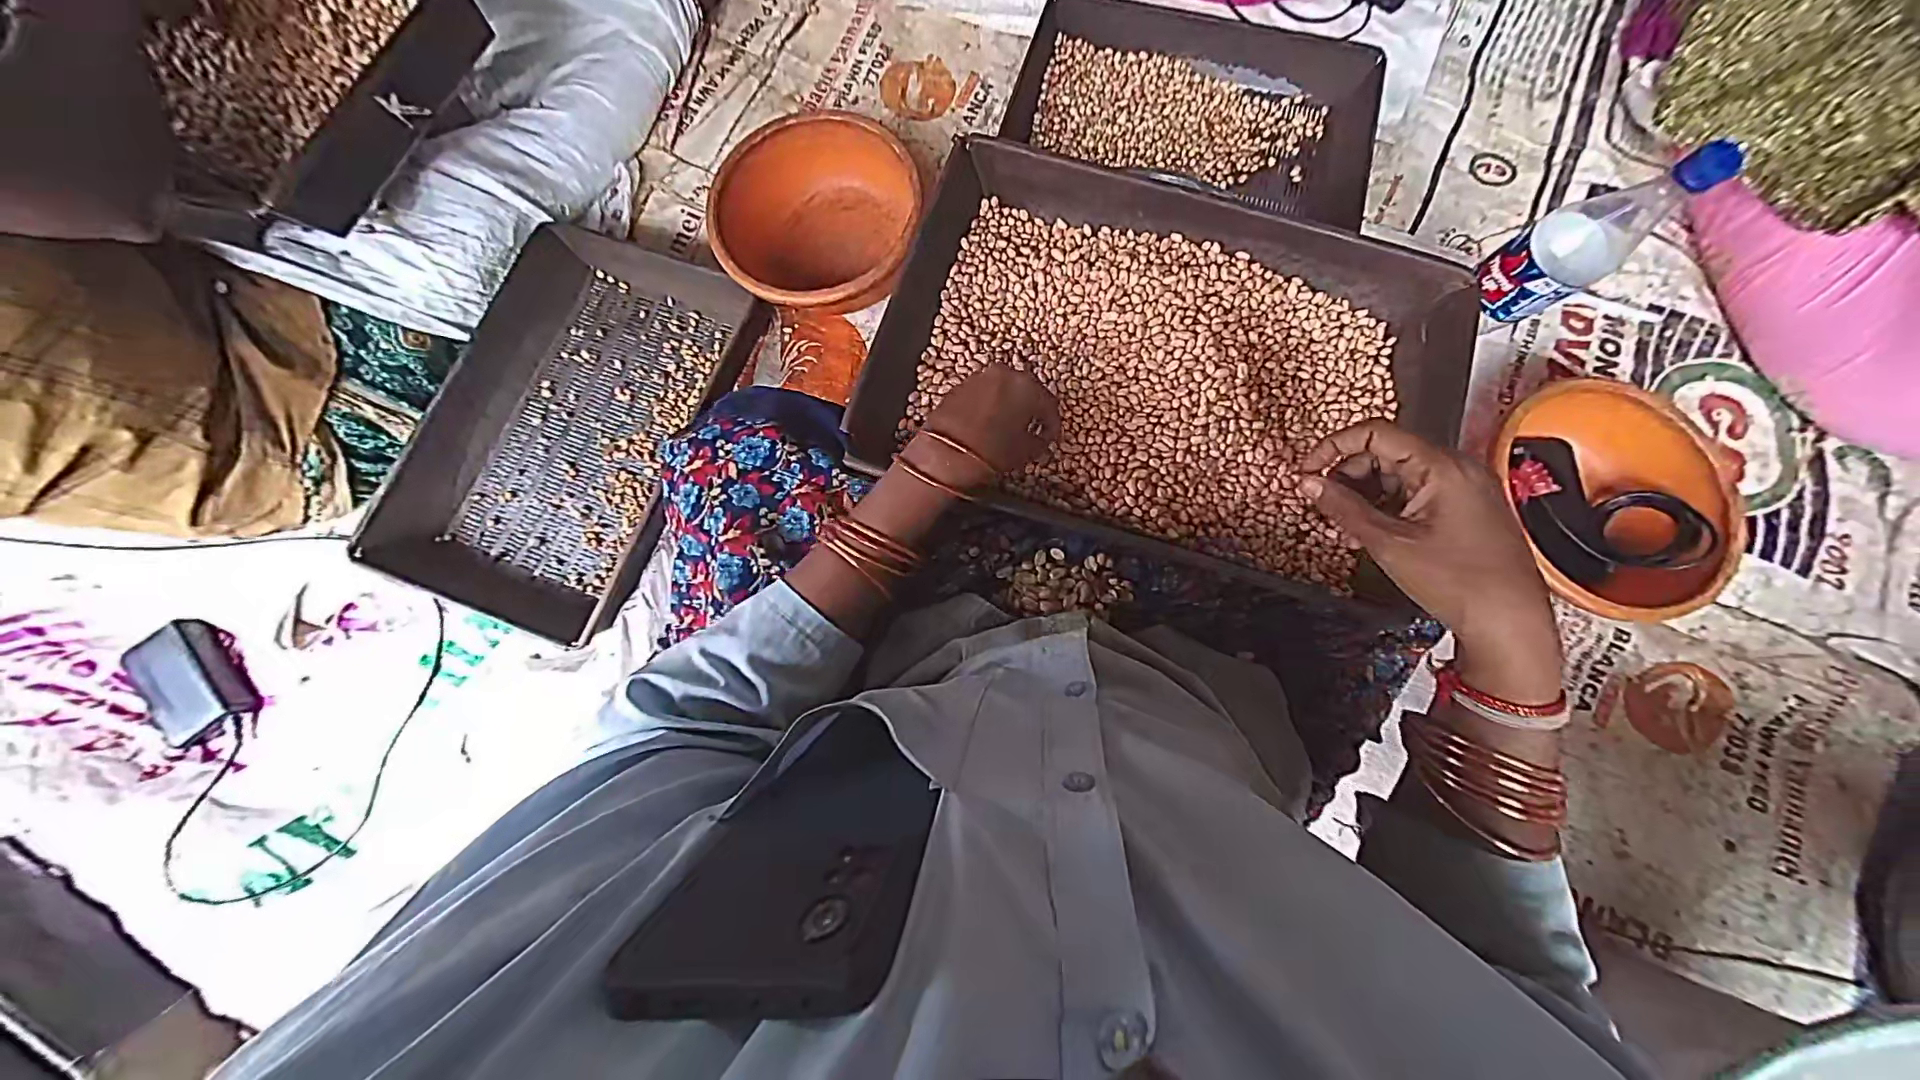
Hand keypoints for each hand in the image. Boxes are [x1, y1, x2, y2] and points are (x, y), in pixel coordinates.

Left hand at [908, 363, 1059, 487]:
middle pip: (1025, 391)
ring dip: (1008, 405)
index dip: (1052, 424)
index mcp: (1027, 386)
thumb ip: (1040, 441)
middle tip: (1033, 429)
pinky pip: (982, 394)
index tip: (1052, 436)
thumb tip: (1042, 439)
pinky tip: (988, 424)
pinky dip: (989, 406)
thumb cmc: (990, 452)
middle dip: (1031, 409)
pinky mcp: (959, 387)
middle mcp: (1004, 374)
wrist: (944, 455)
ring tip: (1008, 427)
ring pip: (1002, 389)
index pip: (1048, 404)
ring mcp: (979, 378)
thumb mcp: (1025, 451)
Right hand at [1299, 421, 1562, 704]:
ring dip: (1362, 493)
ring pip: (1395, 473)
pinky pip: (1412, 491)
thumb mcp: (1386, 542)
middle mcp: (1456, 468)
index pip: (1374, 433)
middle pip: (1383, 452)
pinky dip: (1384, 505)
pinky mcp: (1462, 505)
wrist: (1507, 620)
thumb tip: (1309, 483)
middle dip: (1345, 475)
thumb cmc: (1460, 583)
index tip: (1309, 470)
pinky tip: (1369, 530)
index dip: (1333, 447)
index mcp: (1442, 467)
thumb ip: (1342, 507)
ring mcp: (1461, 487)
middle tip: (1322, 502)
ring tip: (1345, 524)